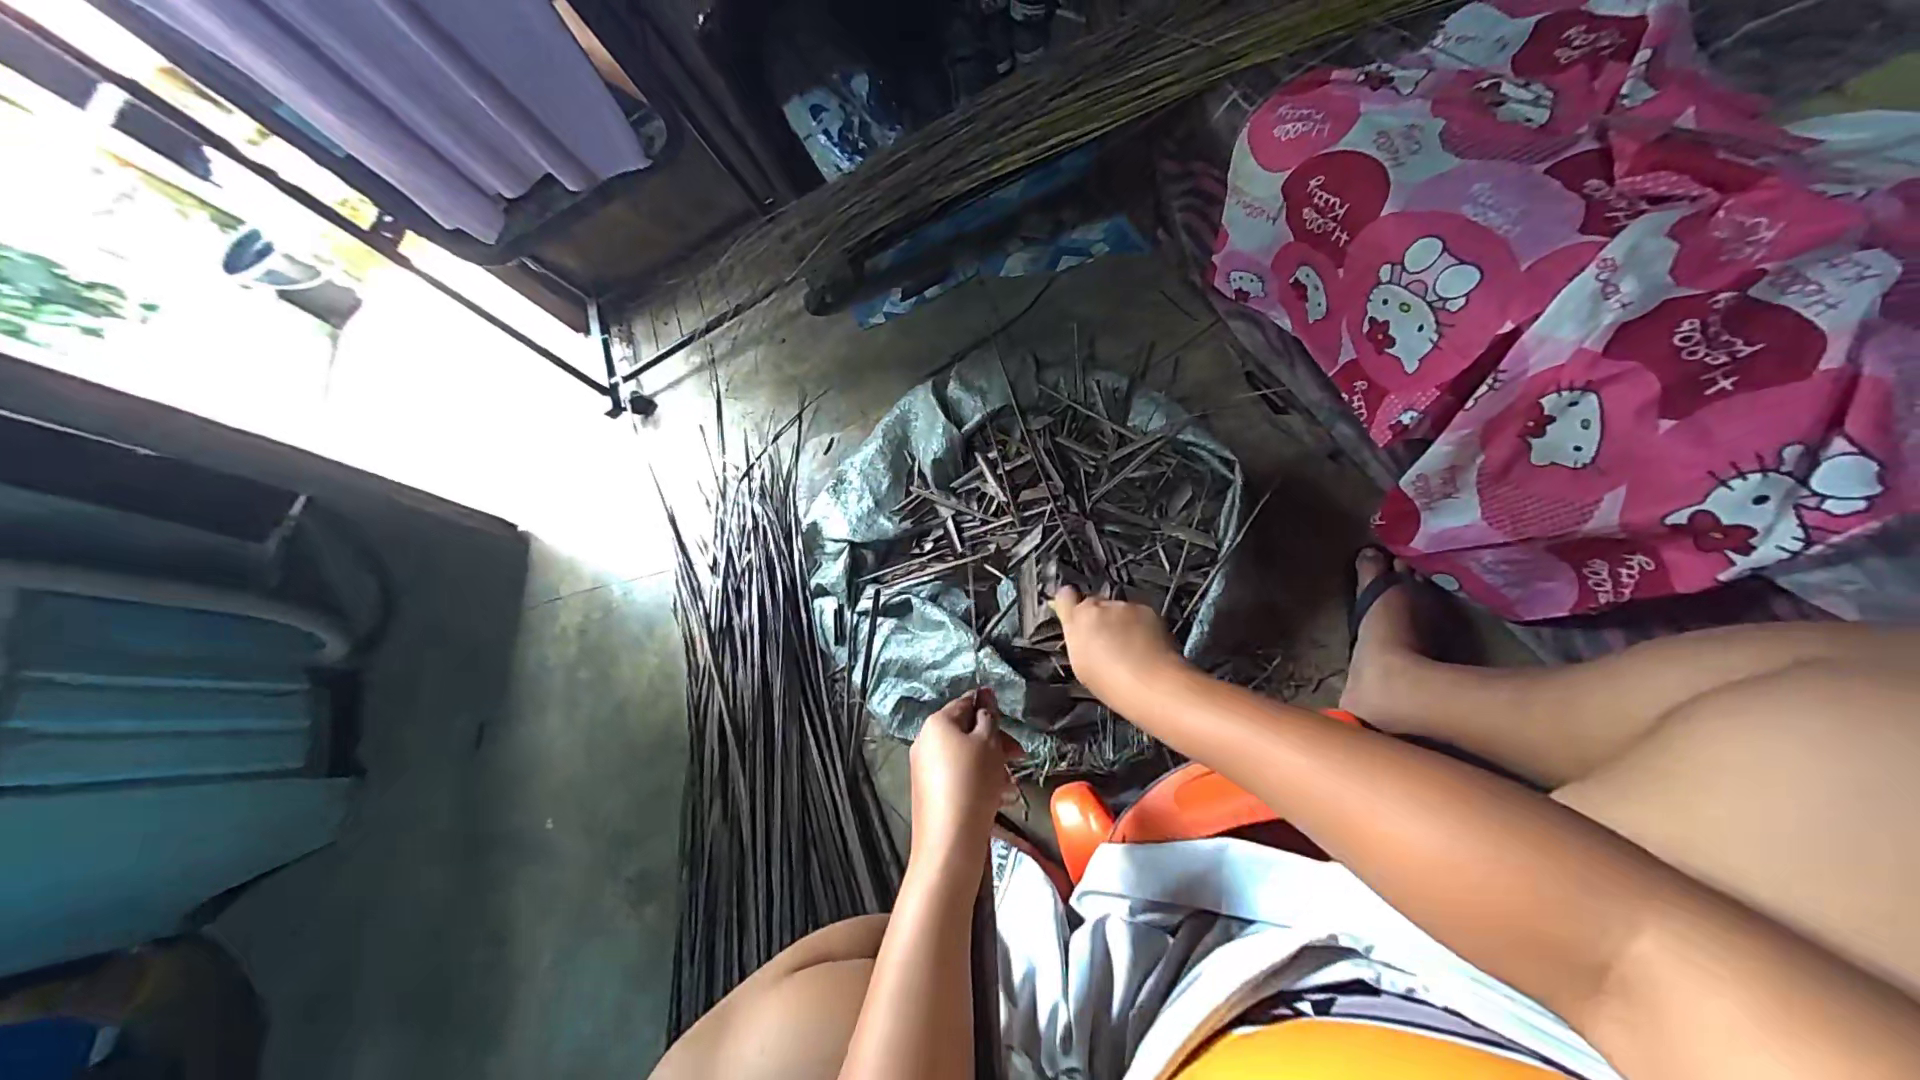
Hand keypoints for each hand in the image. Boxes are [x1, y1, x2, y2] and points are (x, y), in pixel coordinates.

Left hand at [910, 688, 1017, 849]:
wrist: (950, 839)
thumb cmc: (973, 781)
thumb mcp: (989, 743)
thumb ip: (989, 716)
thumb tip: (985, 694)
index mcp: (936, 723)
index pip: (966, 703)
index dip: (990, 708)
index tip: (1010, 722)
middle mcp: (925, 741)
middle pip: (966, 731)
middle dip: (995, 742)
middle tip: (1018, 756)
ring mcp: (924, 768)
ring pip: (965, 756)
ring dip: (991, 764)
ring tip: (1009, 785)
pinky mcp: (929, 792)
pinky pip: (958, 776)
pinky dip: (978, 781)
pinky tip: (997, 797)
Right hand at [1051, 585, 1188, 708]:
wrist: (1150, 682)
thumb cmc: (1111, 682)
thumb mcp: (1080, 665)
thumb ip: (1078, 640)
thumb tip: (1080, 634)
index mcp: (1076, 620)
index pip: (1065, 597)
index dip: (1070, 602)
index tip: (1073, 610)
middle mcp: (1098, 607)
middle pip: (1095, 605)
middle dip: (1098, 617)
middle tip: (1106, 641)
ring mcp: (1123, 607)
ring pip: (1118, 609)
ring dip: (1121, 622)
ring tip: (1129, 648)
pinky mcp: (1147, 609)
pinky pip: (1139, 613)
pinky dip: (1140, 625)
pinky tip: (1144, 646)